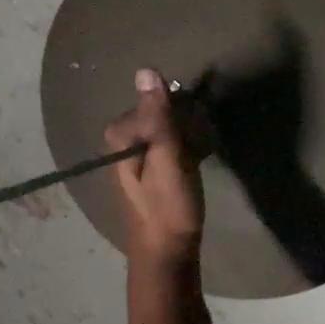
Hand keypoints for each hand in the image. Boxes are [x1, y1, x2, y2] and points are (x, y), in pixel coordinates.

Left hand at [106, 68, 206, 268]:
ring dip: (193, 137)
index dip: (183, 114)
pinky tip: (200, 162)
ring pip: (173, 127)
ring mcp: (139, 154)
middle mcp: (125, 140)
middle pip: (165, 112)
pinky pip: (176, 142)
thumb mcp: (168, 160)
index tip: (196, 136)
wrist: (167, 252)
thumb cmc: (169, 208)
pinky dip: (192, 148)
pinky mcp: (154, 167)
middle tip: (199, 151)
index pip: (159, 100)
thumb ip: (158, 118)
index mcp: (122, 134)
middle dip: (189, 125)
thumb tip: (146, 71)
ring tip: (202, 158)